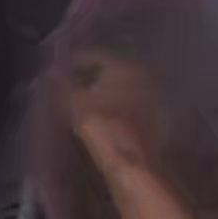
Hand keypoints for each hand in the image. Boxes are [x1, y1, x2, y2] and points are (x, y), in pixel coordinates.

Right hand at [64, 48, 170, 202]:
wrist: (138, 163)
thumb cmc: (102, 124)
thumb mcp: (71, 100)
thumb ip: (60, 82)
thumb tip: (50, 71)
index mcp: (126, 65)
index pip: (93, 55)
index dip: (71, 62)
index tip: (56, 71)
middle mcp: (149, 75)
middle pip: (113, 70)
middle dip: (91, 77)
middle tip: (70, 87)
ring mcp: (161, 97)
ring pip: (126, 88)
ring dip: (106, 92)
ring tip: (86, 104)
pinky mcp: (167, 119)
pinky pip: (136, 104)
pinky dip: (120, 106)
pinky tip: (107, 118)